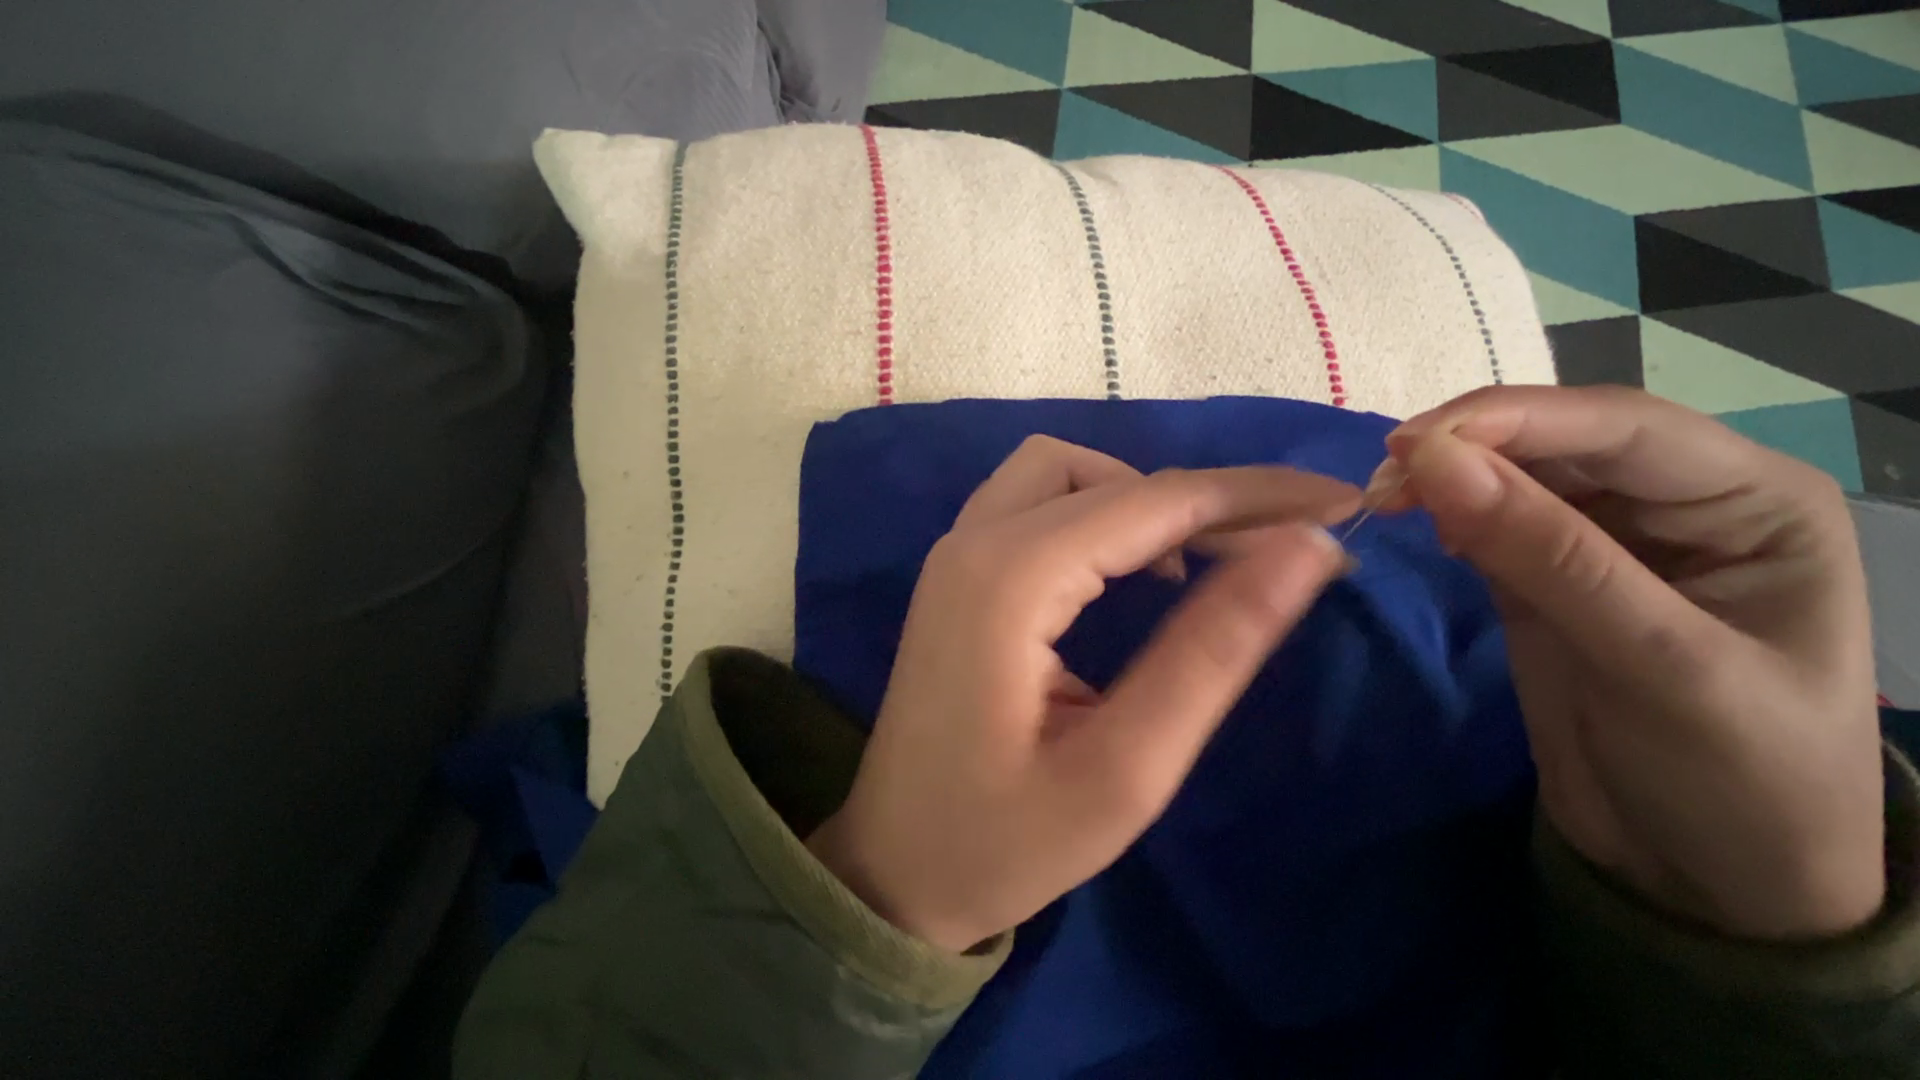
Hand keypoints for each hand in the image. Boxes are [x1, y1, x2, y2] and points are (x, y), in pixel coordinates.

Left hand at [807, 436, 1360, 951]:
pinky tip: (1141, 571)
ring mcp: (954, 553)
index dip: (1256, 495)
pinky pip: (1037, 504)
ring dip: (1146, 500)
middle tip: (1290, 545)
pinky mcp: (955, 575)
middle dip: (1208, 498)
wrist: (893, 872)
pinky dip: (1102, 514)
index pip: (1154, 500)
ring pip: (1067, 474)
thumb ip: (1213, 651)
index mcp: (1009, 580)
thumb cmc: (1005, 843)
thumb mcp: (1126, 768)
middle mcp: (972, 542)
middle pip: (1110, 476)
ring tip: (1211, 563)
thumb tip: (1306, 549)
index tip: (1345, 503)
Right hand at [1378, 386, 1883, 939]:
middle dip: (1471, 448)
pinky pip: (1491, 523)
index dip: (1513, 419)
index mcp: (1751, 501)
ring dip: (1448, 478)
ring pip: (1517, 475)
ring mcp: (1610, 539)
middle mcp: (1681, 502)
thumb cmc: (1735, 778)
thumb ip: (1548, 556)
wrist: (1708, 880)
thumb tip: (1433, 460)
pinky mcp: (1549, 577)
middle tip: (1381, 477)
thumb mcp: (1657, 666)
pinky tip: (1418, 521)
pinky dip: (1448, 515)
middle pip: (1561, 440)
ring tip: (1384, 497)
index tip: (1409, 441)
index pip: (1620, 426)